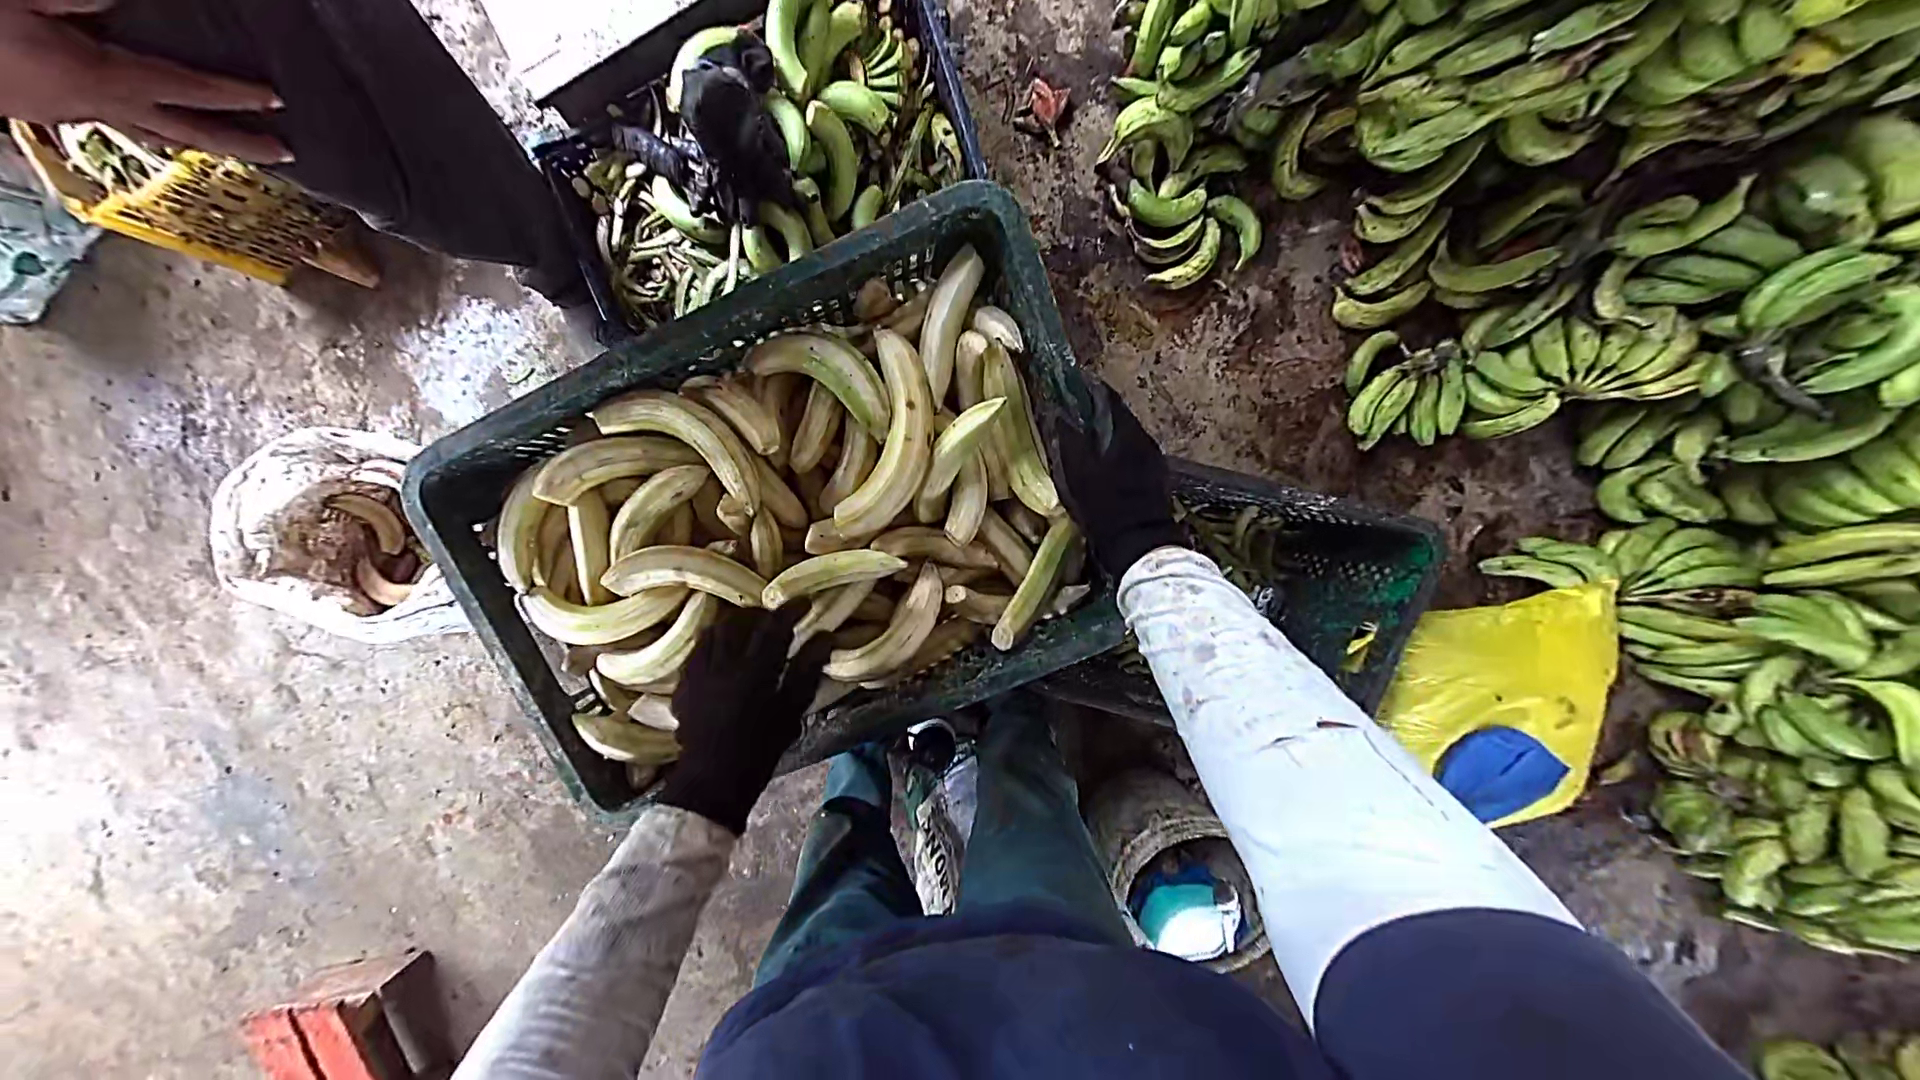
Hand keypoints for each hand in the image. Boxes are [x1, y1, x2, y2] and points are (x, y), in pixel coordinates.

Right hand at [0, 0, 290, 161]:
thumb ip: (73, 2)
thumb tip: (127, 5)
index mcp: (97, 77)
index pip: (188, 89)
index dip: (236, 94)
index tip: (277, 100)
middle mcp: (97, 107)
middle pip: (189, 133)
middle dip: (241, 144)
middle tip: (286, 152)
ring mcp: (68, 114)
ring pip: (154, 132)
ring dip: (197, 138)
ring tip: (234, 144)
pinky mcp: (41, 110)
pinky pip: (114, 119)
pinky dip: (148, 122)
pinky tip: (154, 118)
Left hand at [660, 603, 831, 833]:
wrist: (714, 777)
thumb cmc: (760, 747)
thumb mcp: (792, 710)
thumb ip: (807, 669)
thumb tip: (825, 637)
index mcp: (754, 670)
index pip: (774, 626)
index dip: (791, 609)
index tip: (804, 602)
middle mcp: (723, 663)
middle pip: (739, 620)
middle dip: (759, 614)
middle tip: (775, 619)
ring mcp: (698, 672)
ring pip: (714, 631)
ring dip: (734, 625)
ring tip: (749, 631)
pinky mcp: (683, 684)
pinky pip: (697, 651)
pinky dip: (714, 644)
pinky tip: (723, 654)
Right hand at [1042, 378, 1184, 579]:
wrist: (1139, 544)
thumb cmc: (1105, 508)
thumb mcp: (1079, 474)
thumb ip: (1070, 441)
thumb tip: (1059, 415)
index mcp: (1127, 433)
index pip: (1108, 397)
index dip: (1088, 389)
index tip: (1070, 385)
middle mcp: (1146, 440)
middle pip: (1119, 416)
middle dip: (1097, 412)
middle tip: (1073, 412)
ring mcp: (1154, 460)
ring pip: (1127, 436)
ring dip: (1108, 434)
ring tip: (1086, 439)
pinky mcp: (1156, 478)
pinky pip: (1133, 455)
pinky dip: (1117, 452)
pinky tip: (1103, 463)